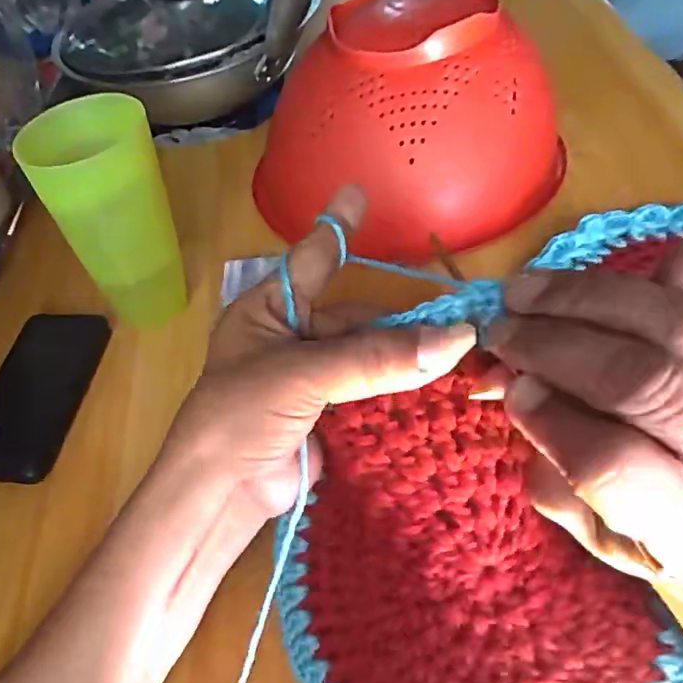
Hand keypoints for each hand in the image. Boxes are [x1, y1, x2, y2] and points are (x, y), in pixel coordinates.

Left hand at [163, 185, 476, 524]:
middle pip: (353, 318)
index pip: (309, 262)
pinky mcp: (320, 416)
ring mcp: (304, 380)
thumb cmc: (240, 416)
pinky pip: (366, 393)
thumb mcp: (302, 376)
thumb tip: (457, 339)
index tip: (357, 193)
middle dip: (400, 323)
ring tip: (463, 353)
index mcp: (265, 313)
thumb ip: (375, 359)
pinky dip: (397, 390)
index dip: (337, 231)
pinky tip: (437, 386)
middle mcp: (285, 339)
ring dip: (404, 359)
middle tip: (460, 324)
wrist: (220, 488)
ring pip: (365, 358)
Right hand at [487, 240, 682, 595]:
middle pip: (657, 383)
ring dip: (598, 298)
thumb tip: (510, 380)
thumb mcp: (581, 522)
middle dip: (560, 346)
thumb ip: (546, 456)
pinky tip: (631, 280)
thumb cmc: (646, 536)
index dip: (549, 416)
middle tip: (501, 329)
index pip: (616, 463)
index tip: (501, 386)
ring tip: (531, 293)